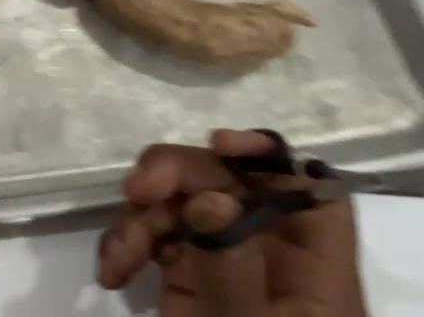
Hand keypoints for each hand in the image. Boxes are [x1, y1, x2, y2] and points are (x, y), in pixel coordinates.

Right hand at [97, 130, 367, 315]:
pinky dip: (124, 245)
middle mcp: (268, 255)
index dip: (269, 157)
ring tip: (118, 259)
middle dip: (174, 176)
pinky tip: (111, 273)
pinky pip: (150, 236)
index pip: (309, 193)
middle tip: (136, 191)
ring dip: (138, 218)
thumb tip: (210, 198)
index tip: (217, 144)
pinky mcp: (183, 278)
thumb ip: (232, 269)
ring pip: (178, 203)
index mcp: (312, 270)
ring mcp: (223, 263)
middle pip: (226, 181)